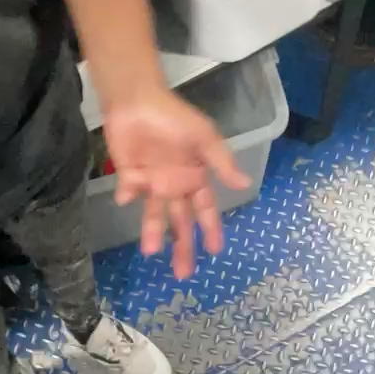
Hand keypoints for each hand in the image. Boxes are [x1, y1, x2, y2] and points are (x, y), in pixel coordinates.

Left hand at [102, 87, 248, 279]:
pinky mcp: (129, 176)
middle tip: (182, 273)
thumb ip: (221, 163)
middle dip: (182, 246)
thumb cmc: (175, 117)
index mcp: (195, 177)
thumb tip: (246, 184)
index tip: (214, 251)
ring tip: (150, 252)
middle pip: (180, 222)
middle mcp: (174, 185)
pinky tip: (128, 198)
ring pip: (154, 214)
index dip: (209, 230)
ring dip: (153, 232)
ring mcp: (152, 183)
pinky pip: (129, 192)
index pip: (205, 210)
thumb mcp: (205, 137)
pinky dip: (128, 196)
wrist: (137, 99)